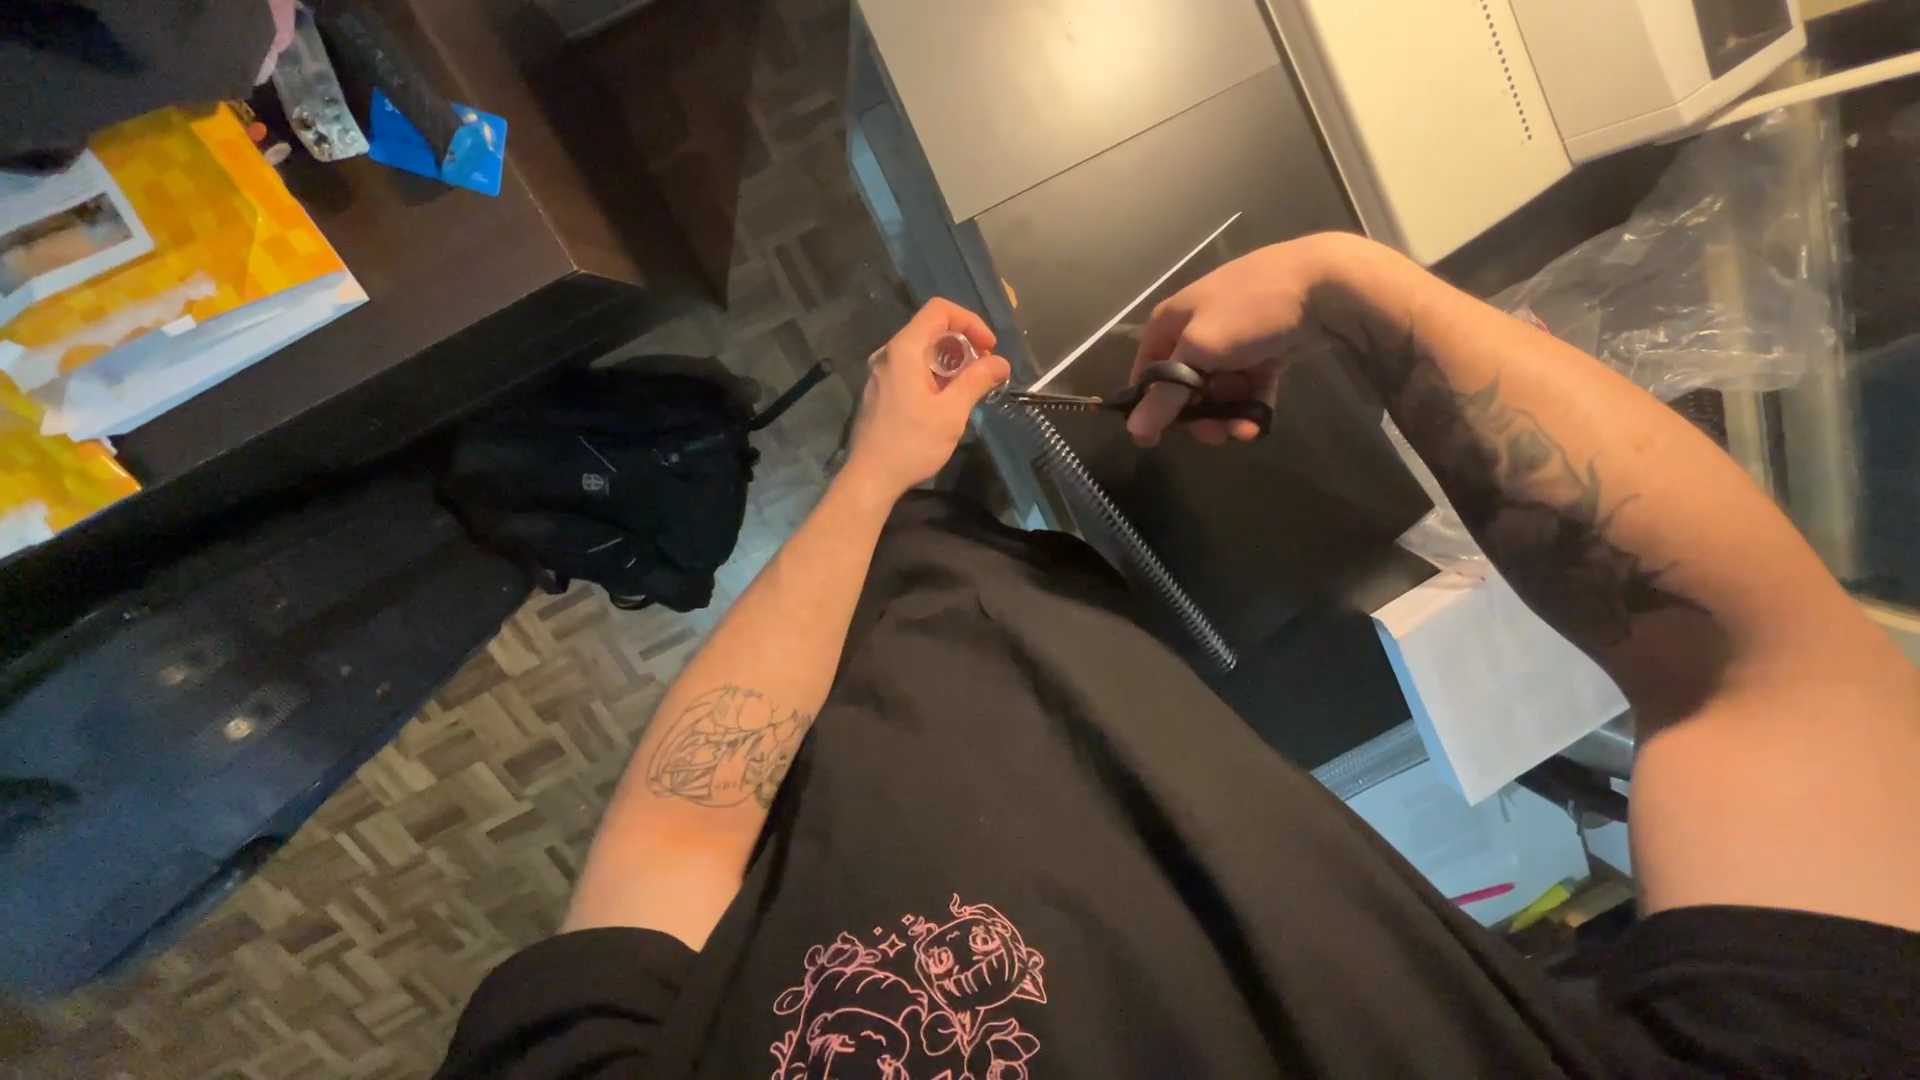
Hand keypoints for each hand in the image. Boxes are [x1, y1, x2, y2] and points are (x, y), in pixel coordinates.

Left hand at [842, 298, 1010, 499]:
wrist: (870, 477)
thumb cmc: (911, 444)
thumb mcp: (951, 412)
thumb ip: (976, 381)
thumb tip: (1001, 362)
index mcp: (904, 349)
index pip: (940, 310)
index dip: (970, 321)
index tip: (989, 348)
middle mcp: (888, 354)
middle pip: (930, 329)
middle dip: (963, 343)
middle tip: (984, 371)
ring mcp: (881, 373)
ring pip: (921, 351)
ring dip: (950, 361)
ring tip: (969, 387)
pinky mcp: (880, 391)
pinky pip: (910, 369)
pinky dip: (933, 374)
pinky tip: (946, 400)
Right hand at [1126, 232, 1416, 446]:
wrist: (1326, 283)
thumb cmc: (1249, 312)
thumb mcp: (1199, 353)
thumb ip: (1166, 395)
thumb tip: (1134, 430)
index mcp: (1171, 321)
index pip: (1146, 371)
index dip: (1148, 405)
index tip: (1158, 439)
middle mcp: (1196, 328)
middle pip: (1184, 385)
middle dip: (1198, 415)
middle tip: (1215, 436)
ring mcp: (1232, 337)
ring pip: (1218, 388)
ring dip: (1228, 415)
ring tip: (1246, 430)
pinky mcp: (1264, 347)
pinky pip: (1248, 383)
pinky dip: (1251, 403)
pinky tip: (1260, 420)